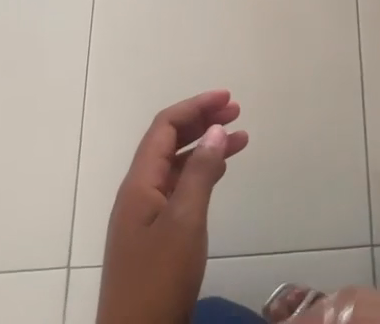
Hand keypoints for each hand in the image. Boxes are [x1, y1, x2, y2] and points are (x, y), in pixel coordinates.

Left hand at [98, 91, 248, 323]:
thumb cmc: (159, 280)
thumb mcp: (185, 223)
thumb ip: (200, 173)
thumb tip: (215, 130)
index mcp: (139, 184)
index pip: (164, 128)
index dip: (195, 107)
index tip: (228, 98)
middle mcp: (138, 193)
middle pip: (168, 143)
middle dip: (201, 122)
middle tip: (236, 111)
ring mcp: (145, 217)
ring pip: (176, 166)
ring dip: (205, 147)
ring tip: (240, 138)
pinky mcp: (155, 238)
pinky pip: (179, 189)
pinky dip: (201, 174)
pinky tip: (219, 174)